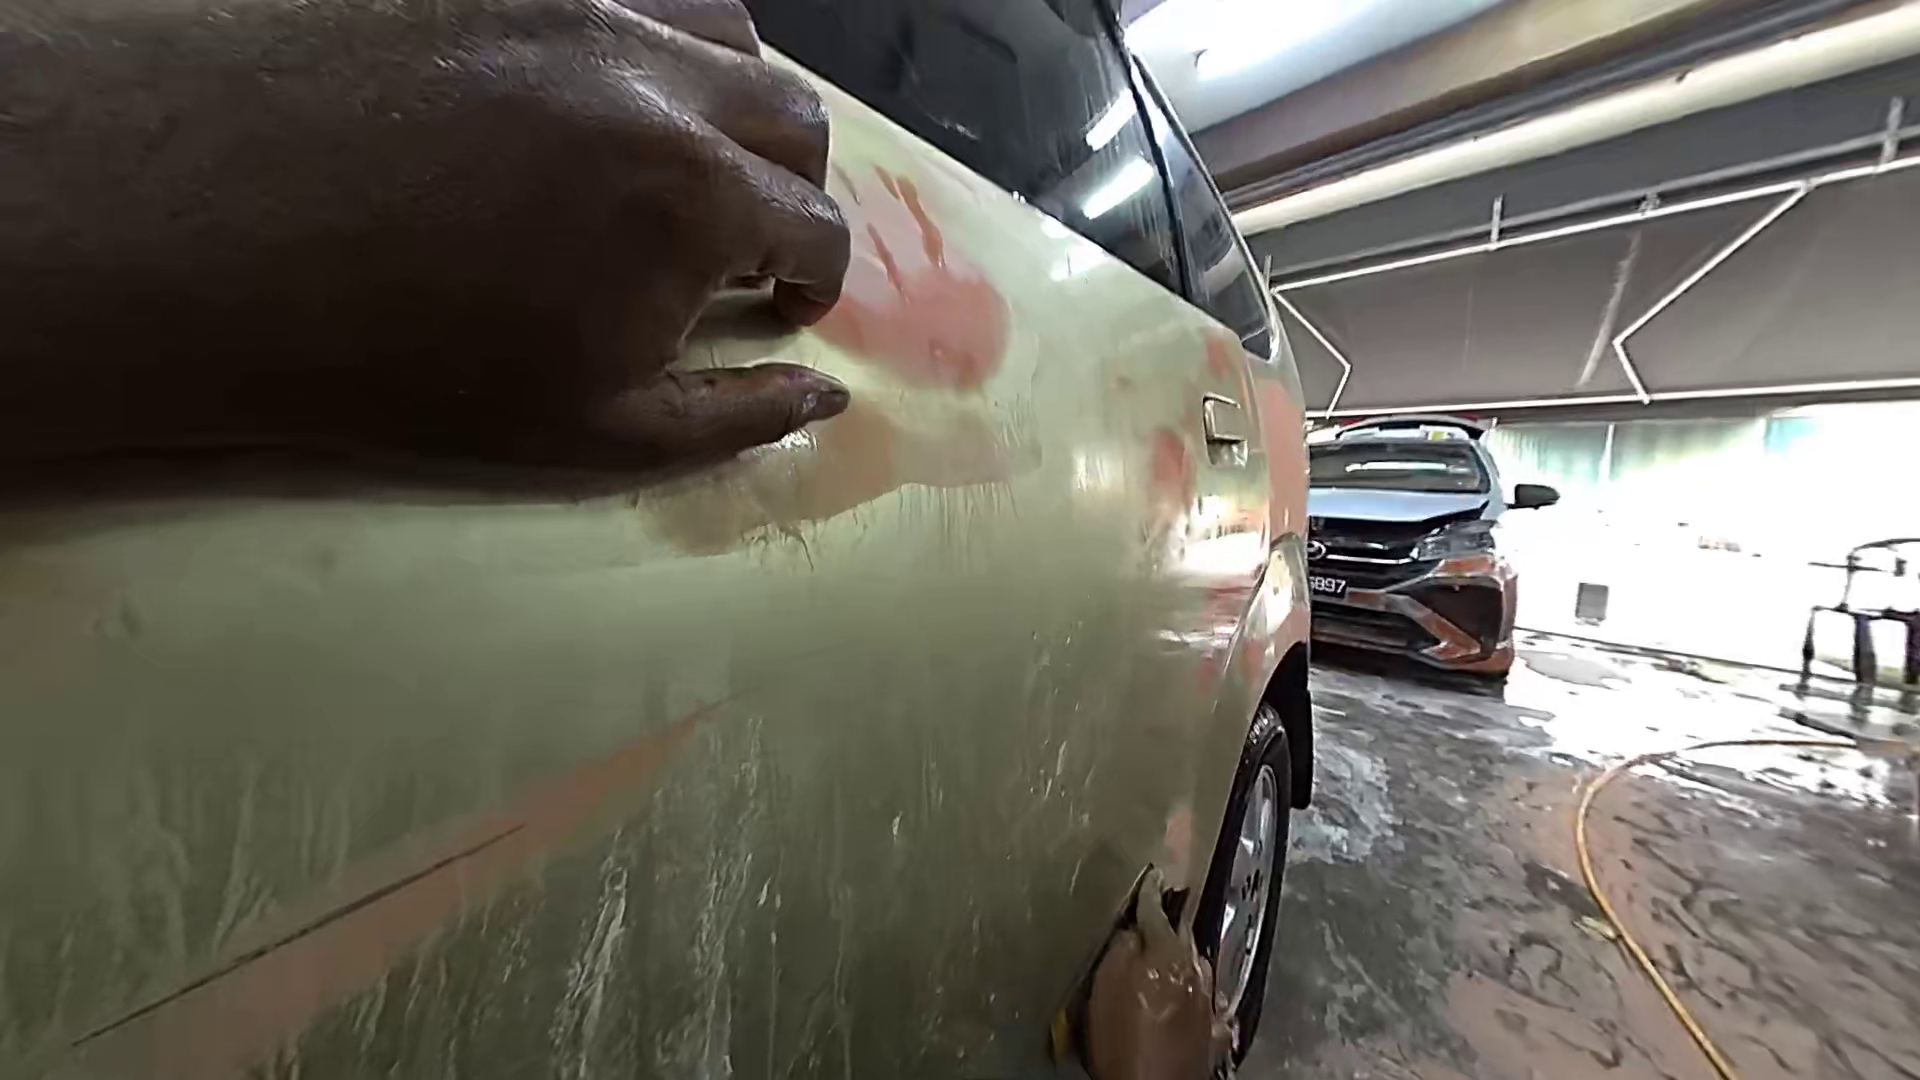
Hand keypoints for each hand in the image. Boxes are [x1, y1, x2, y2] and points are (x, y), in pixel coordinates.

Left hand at [0, 0, 849, 468]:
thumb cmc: (422, 367)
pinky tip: (620, 108)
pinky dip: (664, 50)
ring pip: (730, 32)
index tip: (780, 311)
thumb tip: (830, 393)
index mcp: (693, 199)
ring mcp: (567, 3)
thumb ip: (747, 416)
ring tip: (695, 172)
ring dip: (743, 114)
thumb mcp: (616, 432)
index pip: (821, 229)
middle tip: (750, 249)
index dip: (818, 283)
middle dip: (800, 197)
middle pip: (800, 120)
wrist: (174, 244)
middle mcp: (654, 78)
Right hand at [1086, 869, 1233, 1079]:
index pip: (1156, 910)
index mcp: (1168, 951)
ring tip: (1176, 950)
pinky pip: (1214, 1009)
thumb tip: (1135, 928)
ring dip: (1188, 956)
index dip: (1150, 891)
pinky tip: (1205, 998)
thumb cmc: (1121, 1030)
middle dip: (1172, 922)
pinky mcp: (1213, 1039)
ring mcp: (1208, 1007)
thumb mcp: (1107, 978)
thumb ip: (1123, 944)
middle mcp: (1195, 972)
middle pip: (1183, 937)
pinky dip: (1207, 998)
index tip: (1152, 873)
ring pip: (1200, 968)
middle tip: (1161, 909)